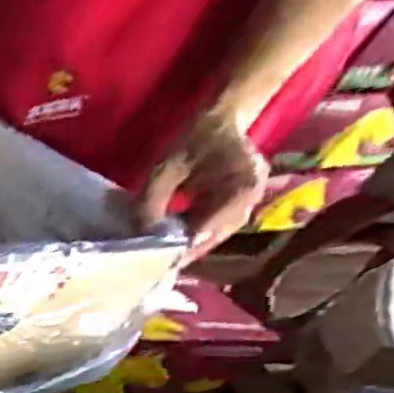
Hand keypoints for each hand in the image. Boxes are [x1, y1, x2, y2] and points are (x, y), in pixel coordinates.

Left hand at [135, 111, 269, 259]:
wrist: (219, 122)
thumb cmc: (195, 140)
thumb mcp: (167, 167)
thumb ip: (153, 200)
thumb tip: (142, 233)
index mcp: (244, 183)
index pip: (212, 226)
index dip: (184, 246)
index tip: (159, 263)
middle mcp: (251, 198)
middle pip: (213, 237)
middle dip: (183, 253)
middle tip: (152, 270)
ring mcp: (245, 205)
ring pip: (211, 238)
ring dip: (186, 249)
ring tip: (157, 263)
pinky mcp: (233, 210)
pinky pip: (209, 231)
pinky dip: (189, 240)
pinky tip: (167, 249)